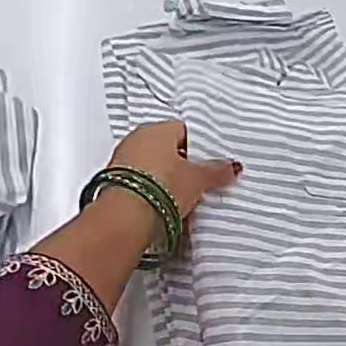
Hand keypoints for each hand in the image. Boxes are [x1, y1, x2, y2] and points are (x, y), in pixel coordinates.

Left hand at [107, 120, 240, 217]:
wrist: (128, 216)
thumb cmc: (159, 188)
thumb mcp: (198, 179)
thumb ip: (216, 171)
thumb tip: (229, 167)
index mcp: (155, 129)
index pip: (184, 131)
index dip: (202, 148)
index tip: (212, 161)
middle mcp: (135, 141)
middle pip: (168, 150)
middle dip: (186, 165)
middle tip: (203, 180)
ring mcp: (123, 163)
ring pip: (155, 168)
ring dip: (170, 180)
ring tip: (188, 197)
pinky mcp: (117, 185)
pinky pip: (144, 185)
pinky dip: (157, 193)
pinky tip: (169, 205)